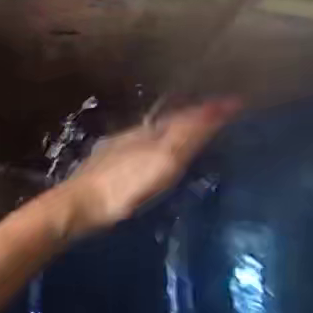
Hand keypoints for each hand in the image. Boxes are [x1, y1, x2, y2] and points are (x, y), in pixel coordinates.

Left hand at [46, 100, 240, 236]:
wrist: (76, 208)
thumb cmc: (123, 185)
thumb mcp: (164, 158)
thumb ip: (190, 133)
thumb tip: (222, 104)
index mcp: (148, 131)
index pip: (185, 115)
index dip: (210, 111)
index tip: (235, 105)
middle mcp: (130, 137)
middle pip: (166, 124)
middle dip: (191, 120)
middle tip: (215, 121)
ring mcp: (113, 155)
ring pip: (148, 139)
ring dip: (170, 137)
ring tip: (188, 143)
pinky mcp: (102, 174)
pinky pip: (134, 155)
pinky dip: (151, 153)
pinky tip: (150, 166)